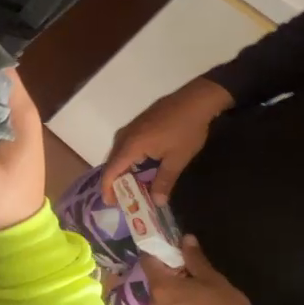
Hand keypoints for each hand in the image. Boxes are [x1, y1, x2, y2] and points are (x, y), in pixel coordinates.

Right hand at [100, 77, 234, 204]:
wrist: (195, 99)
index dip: (108, 189)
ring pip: (118, 156)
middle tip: (125, 200)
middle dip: (115, 183)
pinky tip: (139, 169)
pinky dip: (128, 162)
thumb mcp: (178, 159)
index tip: (112, 204)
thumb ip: (164, 181)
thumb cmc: (186, 130)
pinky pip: (124, 148)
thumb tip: (157, 202)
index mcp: (130, 147)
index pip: (111, 172)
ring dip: (122, 172)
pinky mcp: (135, 127)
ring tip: (132, 187)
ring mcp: (128, 130)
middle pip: (112, 164)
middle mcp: (123, 138)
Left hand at [139, 237, 284, 304]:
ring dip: (170, 285)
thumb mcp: (210, 277)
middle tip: (186, 266)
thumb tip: (186, 238)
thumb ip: (193, 257)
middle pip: (154, 277)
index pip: (147, 261)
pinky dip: (173, 299)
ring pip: (160, 293)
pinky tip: (191, 300)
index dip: (156, 252)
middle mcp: (154, 302)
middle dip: (166, 269)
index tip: (168, 247)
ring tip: (191, 284)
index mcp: (161, 287)